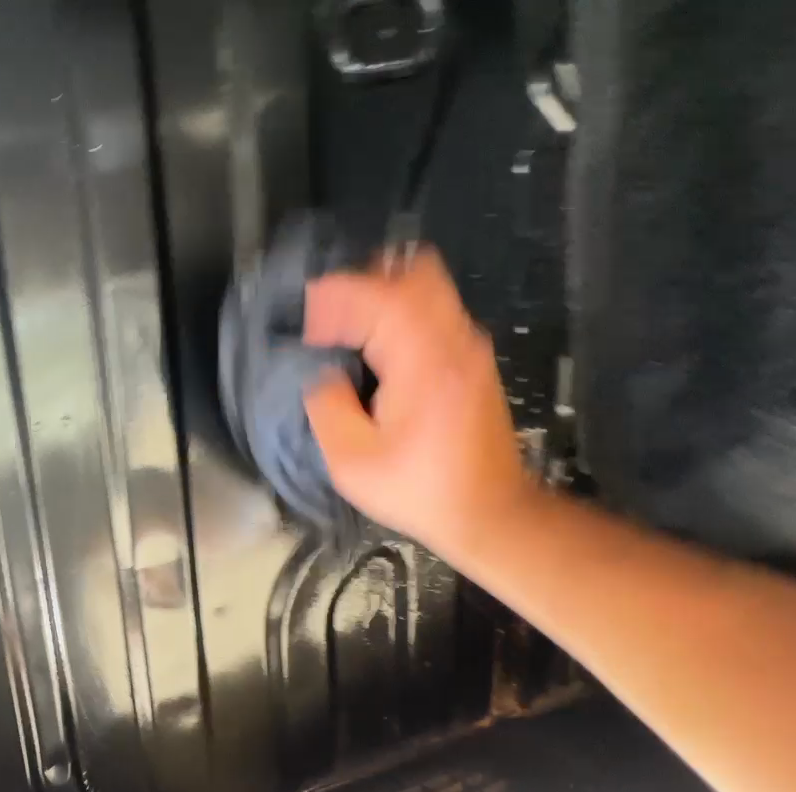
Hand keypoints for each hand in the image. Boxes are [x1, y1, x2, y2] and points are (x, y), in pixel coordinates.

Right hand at [301, 249, 537, 558]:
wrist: (489, 513)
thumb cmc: (418, 490)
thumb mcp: (352, 461)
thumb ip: (329, 407)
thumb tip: (325, 376)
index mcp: (424, 362)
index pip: (380, 297)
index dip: (336, 296)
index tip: (305, 319)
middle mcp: (455, 343)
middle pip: (413, 274)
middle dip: (363, 284)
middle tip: (326, 316)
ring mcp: (469, 350)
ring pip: (427, 289)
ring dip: (380, 297)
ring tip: (342, 331)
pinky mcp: (471, 363)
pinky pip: (433, 313)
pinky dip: (397, 315)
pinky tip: (371, 350)